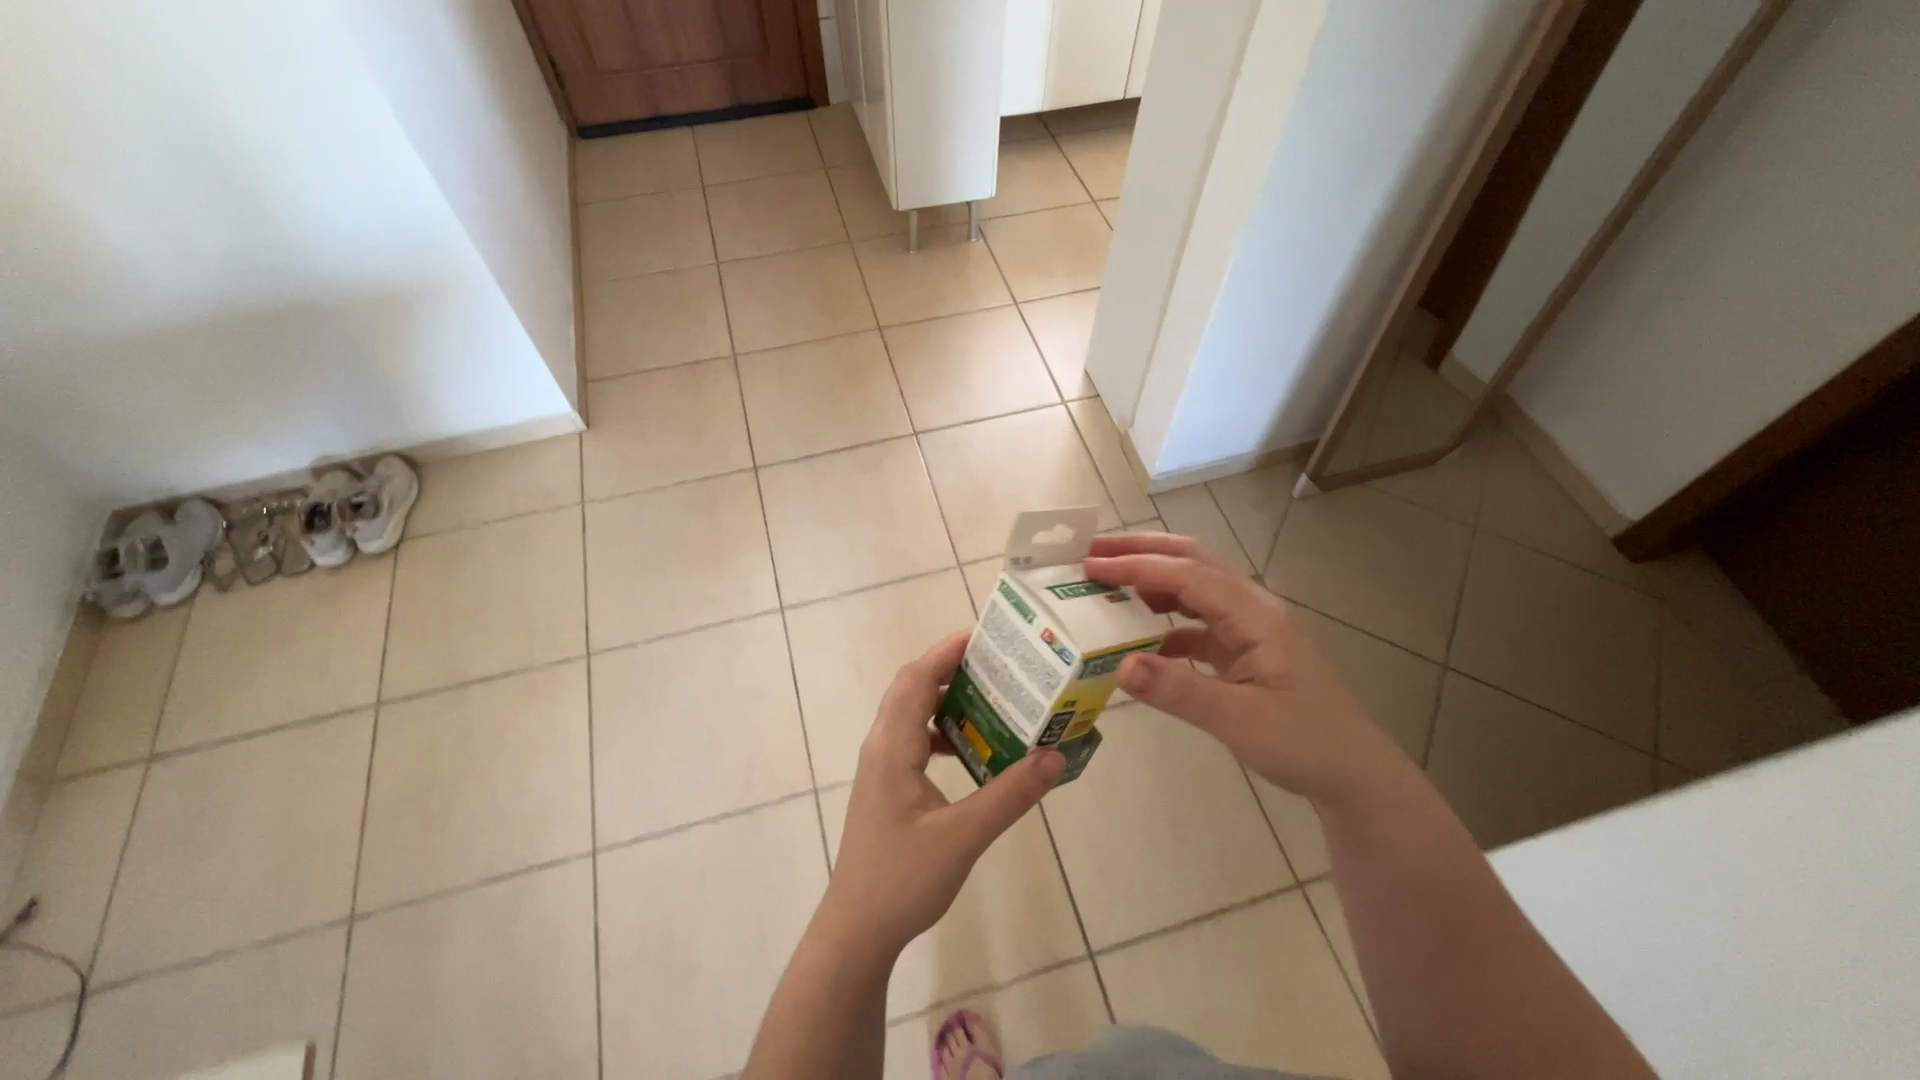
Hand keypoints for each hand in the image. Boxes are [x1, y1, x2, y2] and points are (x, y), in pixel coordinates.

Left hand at [822, 632, 1066, 956]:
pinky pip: (914, 741)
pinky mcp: (887, 789)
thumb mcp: (964, 836)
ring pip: (912, 715)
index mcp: (892, 747)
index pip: (916, 679)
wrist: (857, 929)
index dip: (946, 651)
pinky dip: (942, 731)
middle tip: (998, 662)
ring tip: (992, 697)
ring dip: (947, 699)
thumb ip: (1011, 793)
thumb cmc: (903, 879)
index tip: (985, 634)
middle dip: (951, 668)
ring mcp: (881, 769)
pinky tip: (972, 748)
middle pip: (912, 689)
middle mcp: (881, 748)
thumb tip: (1056, 754)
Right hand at [1084, 532, 1409, 803]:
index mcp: (1255, 615)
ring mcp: (1250, 628)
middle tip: (1092, 552)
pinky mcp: (1245, 650)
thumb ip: (1178, 690)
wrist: (1351, 772)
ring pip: (1195, 587)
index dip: (1136, 566)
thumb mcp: (1238, 720)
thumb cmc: (1302, 742)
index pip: (1188, 574)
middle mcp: (1253, 609)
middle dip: (1142, 551)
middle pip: (1193, 561)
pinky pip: (1197, 621)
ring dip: (1152, 579)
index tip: (1090, 567)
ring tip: (1108, 582)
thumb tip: (1119, 665)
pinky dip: (1164, 620)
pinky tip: (1139, 638)